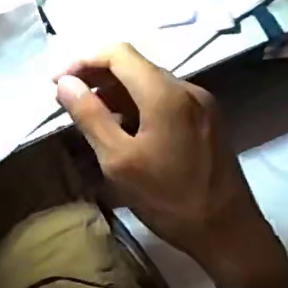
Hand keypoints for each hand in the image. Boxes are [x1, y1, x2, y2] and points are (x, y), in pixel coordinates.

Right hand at [55, 43, 285, 286]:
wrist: (229, 233)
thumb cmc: (169, 199)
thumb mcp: (119, 160)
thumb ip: (90, 116)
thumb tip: (64, 84)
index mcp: (165, 94)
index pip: (118, 54)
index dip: (83, 61)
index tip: (57, 83)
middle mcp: (187, 89)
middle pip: (134, 65)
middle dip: (96, 77)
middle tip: (67, 100)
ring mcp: (201, 104)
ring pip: (148, 83)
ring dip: (115, 93)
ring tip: (89, 117)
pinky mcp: (206, 120)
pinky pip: (163, 99)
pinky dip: (136, 105)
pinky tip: (122, 129)